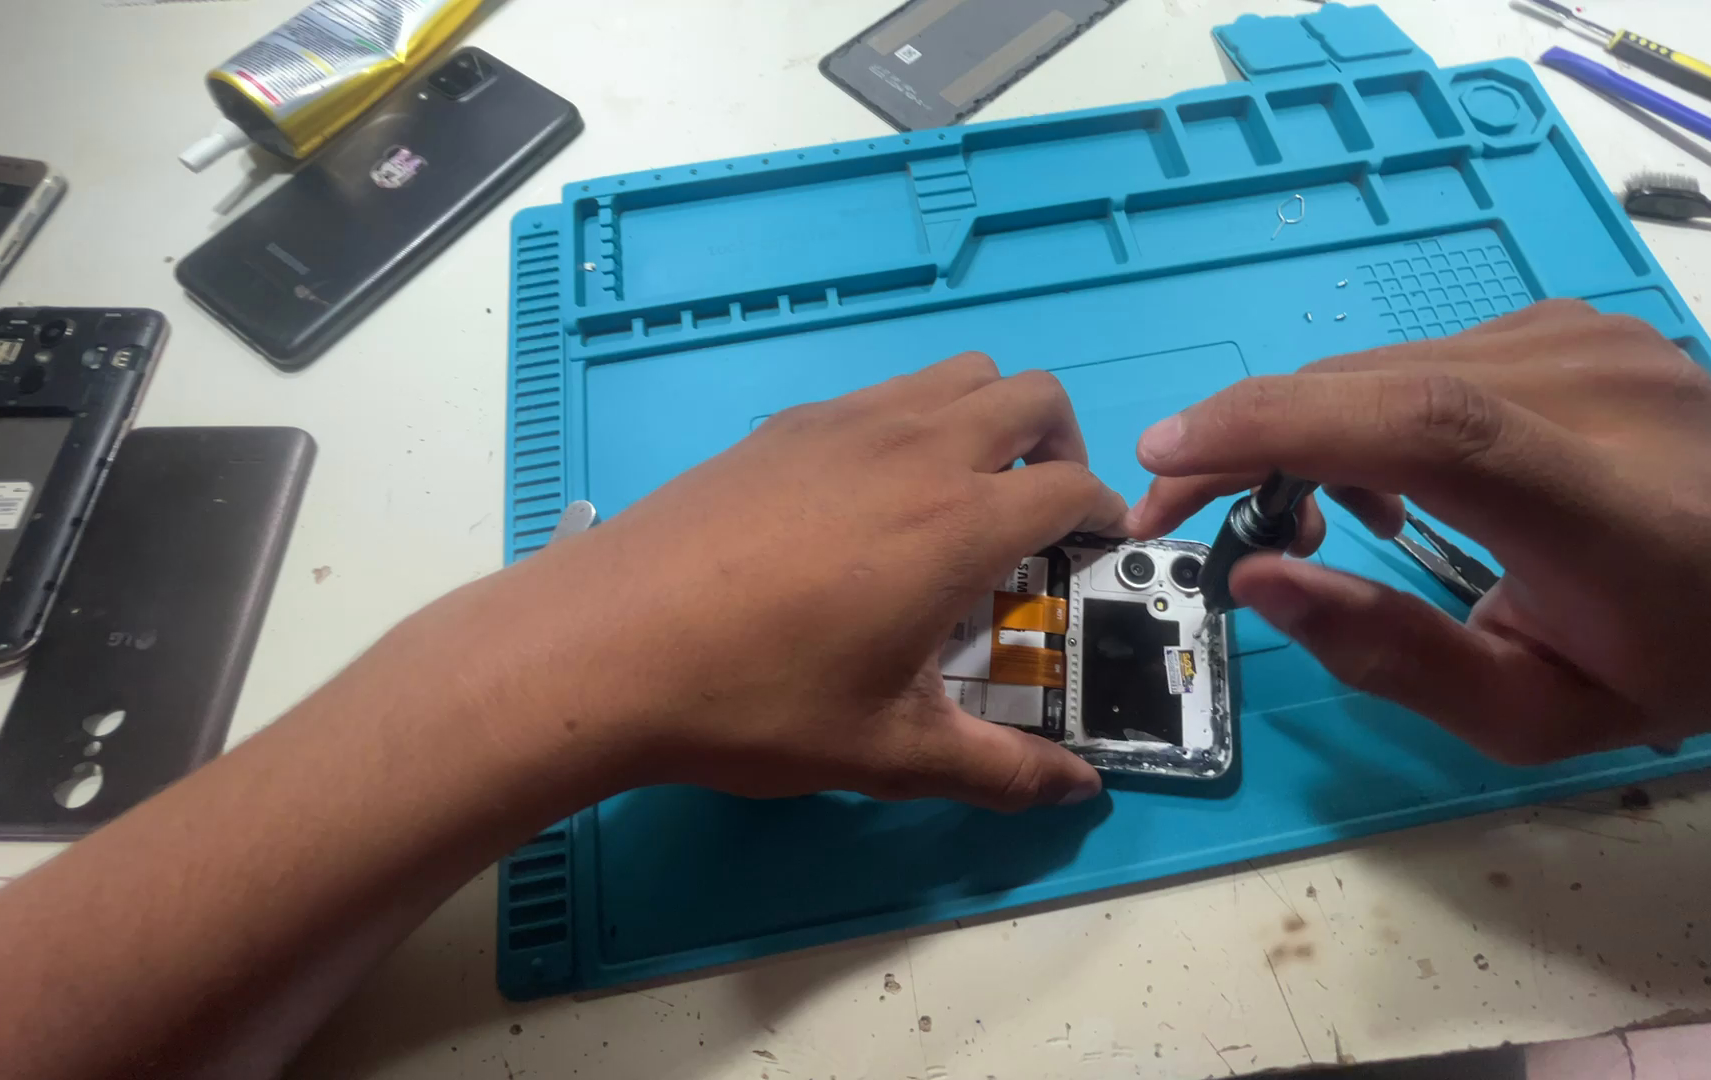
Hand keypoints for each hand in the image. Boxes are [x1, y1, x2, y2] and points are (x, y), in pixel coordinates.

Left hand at [454, 353, 1119, 811]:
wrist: (606, 645)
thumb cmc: (758, 701)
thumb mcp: (890, 751)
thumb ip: (1002, 771)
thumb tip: (1081, 793)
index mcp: (957, 521)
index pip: (1071, 486)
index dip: (1104, 512)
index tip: (1101, 543)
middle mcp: (915, 447)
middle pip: (1030, 395)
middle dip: (1063, 442)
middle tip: (1044, 507)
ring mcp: (846, 422)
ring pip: (958, 375)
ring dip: (992, 418)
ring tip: (966, 488)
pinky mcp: (788, 422)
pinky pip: (886, 391)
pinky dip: (919, 419)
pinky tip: (875, 491)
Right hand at [1124, 300, 1710, 765]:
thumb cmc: (1664, 669)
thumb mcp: (1521, 714)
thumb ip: (1385, 654)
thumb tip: (1251, 579)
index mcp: (1611, 511)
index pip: (1420, 426)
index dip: (1274, 426)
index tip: (1163, 457)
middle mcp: (1600, 392)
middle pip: (1365, 393)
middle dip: (1239, 448)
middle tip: (1177, 515)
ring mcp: (1582, 341)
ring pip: (1365, 376)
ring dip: (1290, 440)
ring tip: (1294, 521)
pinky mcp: (1557, 327)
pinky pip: (1401, 368)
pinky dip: (1345, 421)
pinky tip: (1370, 481)